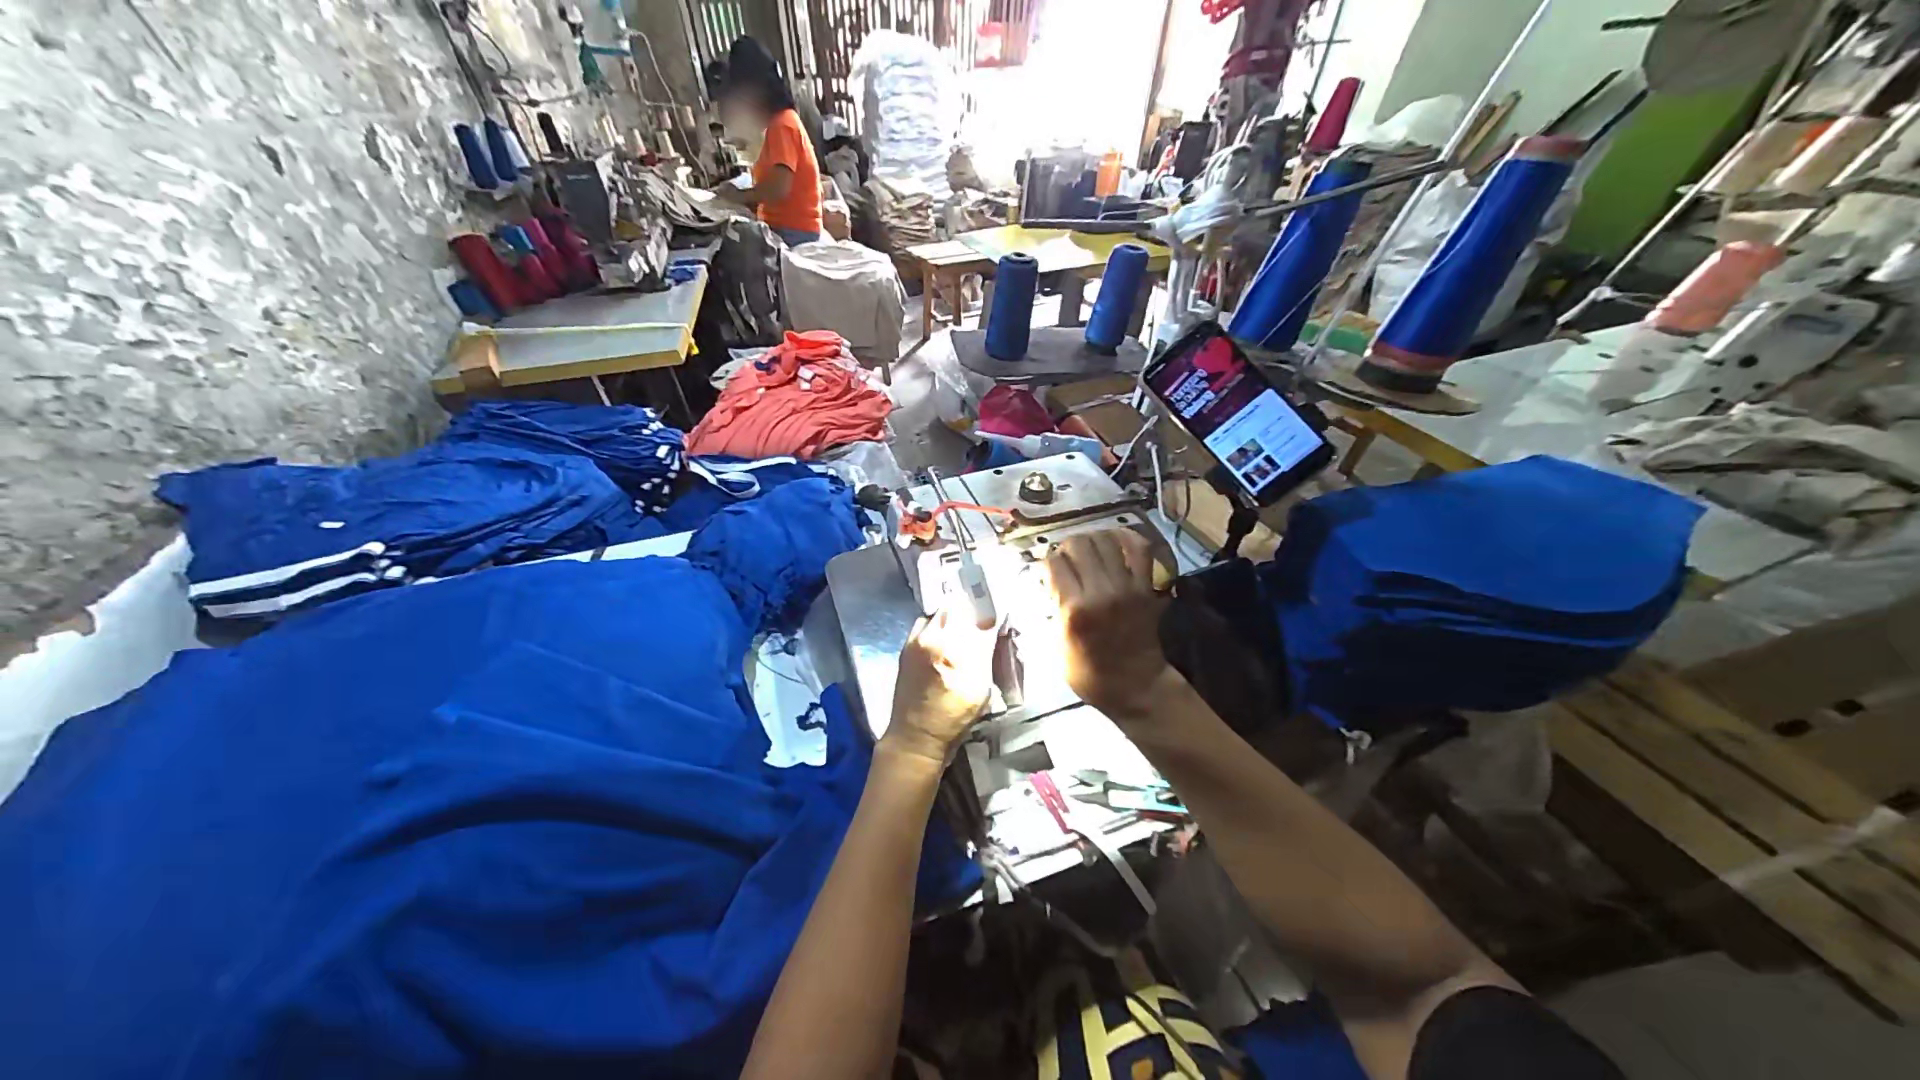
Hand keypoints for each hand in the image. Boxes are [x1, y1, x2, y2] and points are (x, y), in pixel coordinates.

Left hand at [885, 605, 998, 764]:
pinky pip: (925, 623)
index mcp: (955, 649)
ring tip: (961, 629)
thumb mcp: (982, 688)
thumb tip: (990, 626)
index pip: (979, 615)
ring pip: (939, 612)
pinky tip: (943, 640)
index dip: (989, 613)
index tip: (996, 617)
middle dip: (970, 610)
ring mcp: (916, 640)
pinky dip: (937, 625)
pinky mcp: (906, 646)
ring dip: (952, 615)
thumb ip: (985, 652)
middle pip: (955, 606)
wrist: (916, 736)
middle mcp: (932, 637)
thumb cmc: (954, 717)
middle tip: (979, 621)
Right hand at [1046, 529, 1171, 718]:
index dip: (1045, 563)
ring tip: (1088, 550)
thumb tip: (1046, 582)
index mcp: (1074, 609)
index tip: (1046, 572)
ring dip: (1092, 539)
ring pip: (1106, 540)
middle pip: (1079, 544)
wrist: (1135, 687)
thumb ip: (1051, 608)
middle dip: (1066, 547)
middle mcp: (1101, 592)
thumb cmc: (1088, 673)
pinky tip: (1114, 541)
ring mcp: (1127, 587)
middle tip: (1066, 559)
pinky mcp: (1147, 587)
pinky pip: (1139, 549)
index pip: (1053, 563)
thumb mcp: (1056, 644)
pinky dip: (1126, 538)